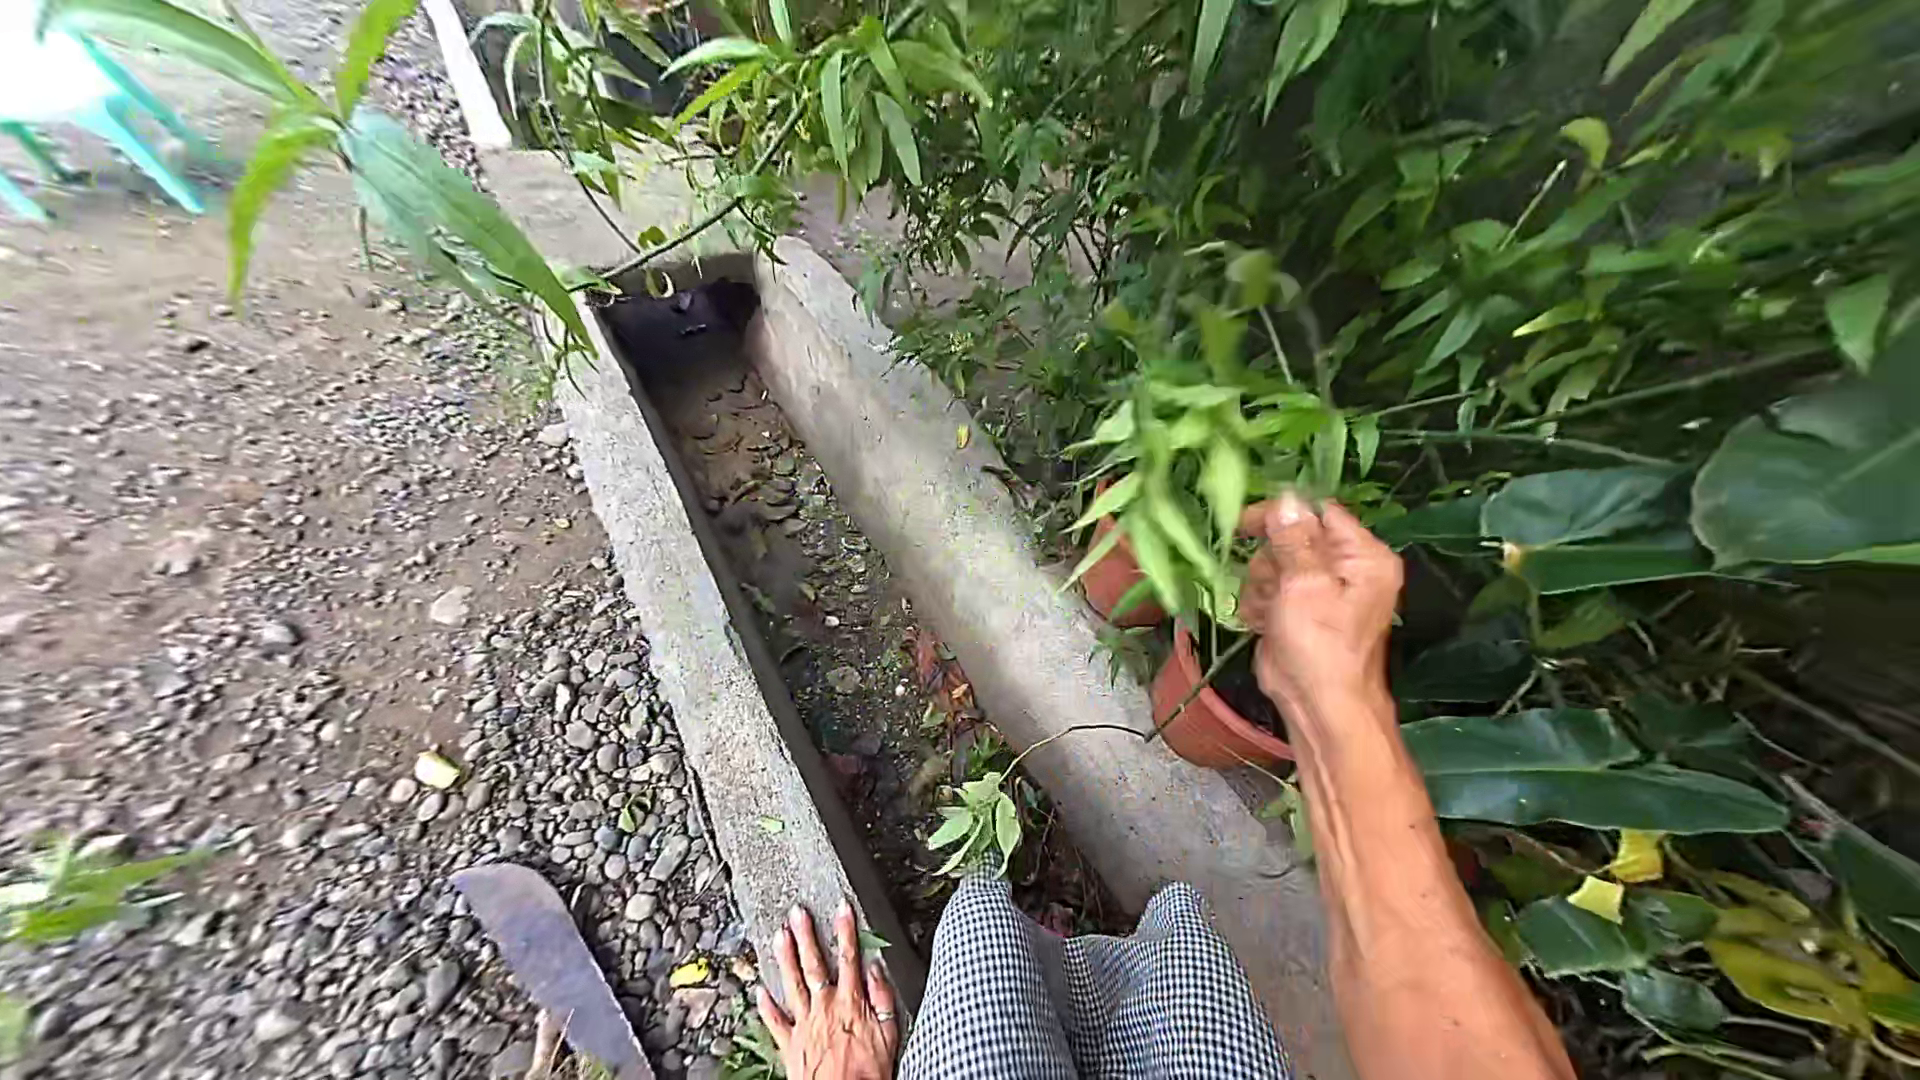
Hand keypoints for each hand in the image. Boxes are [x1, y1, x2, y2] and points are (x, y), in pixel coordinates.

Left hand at [756, 901, 899, 1078]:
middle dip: (806, 935)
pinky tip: (760, 990)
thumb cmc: (867, 1075)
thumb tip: (876, 969)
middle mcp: (824, 1007)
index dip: (846, 930)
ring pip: (792, 984)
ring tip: (779, 935)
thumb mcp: (889, 1034)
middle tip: (798, 913)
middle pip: (814, 964)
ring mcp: (804, 1025)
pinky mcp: (790, 1046)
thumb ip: (883, 998)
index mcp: (849, 1002)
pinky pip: (775, 1023)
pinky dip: (766, 1006)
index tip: (842, 908)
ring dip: (785, 958)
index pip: (848, 956)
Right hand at [1239, 491, 1402, 730]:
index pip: (1318, 512)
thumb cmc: (1319, 646)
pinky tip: (1265, 622)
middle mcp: (1344, 567)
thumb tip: (1285, 498)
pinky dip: (1259, 604)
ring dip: (1260, 587)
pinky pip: (1265, 588)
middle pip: (1289, 538)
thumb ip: (1293, 540)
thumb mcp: (1305, 586)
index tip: (1245, 526)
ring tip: (1271, 613)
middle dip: (1270, 563)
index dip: (1281, 515)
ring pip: (1270, 564)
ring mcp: (1318, 588)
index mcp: (1362, 555)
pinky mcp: (1295, 607)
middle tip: (1273, 589)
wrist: (1316, 703)